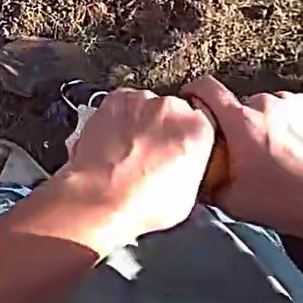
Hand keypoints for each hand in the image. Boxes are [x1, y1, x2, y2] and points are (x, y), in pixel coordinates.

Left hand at [45, 89, 215, 253]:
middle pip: (172, 111)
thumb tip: (184, 163)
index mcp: (197, 130)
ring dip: (140, 121)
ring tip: (129, 148)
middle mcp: (170, 109)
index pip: (202, 123)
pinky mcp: (113, 100)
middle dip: (163, 127)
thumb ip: (192, 165)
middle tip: (151, 151)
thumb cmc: (142, 202)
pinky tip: (114, 139)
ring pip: (146, 106)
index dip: (188, 137)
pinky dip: (119, 117)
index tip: (179, 146)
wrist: (100, 197)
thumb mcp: (188, 194)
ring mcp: (140, 101)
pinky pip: (122, 104)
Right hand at [182, 78, 302, 248]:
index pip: (205, 88)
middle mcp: (265, 104)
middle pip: (236, 104)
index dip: (193, 91)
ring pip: (263, 106)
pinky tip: (295, 148)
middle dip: (235, 123)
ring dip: (262, 122)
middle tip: (245, 151)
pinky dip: (285, 122)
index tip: (191, 101)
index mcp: (241, 123)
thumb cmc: (292, 205)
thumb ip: (206, 183)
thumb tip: (191, 174)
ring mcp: (292, 103)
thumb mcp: (235, 202)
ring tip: (276, 152)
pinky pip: (287, 107)